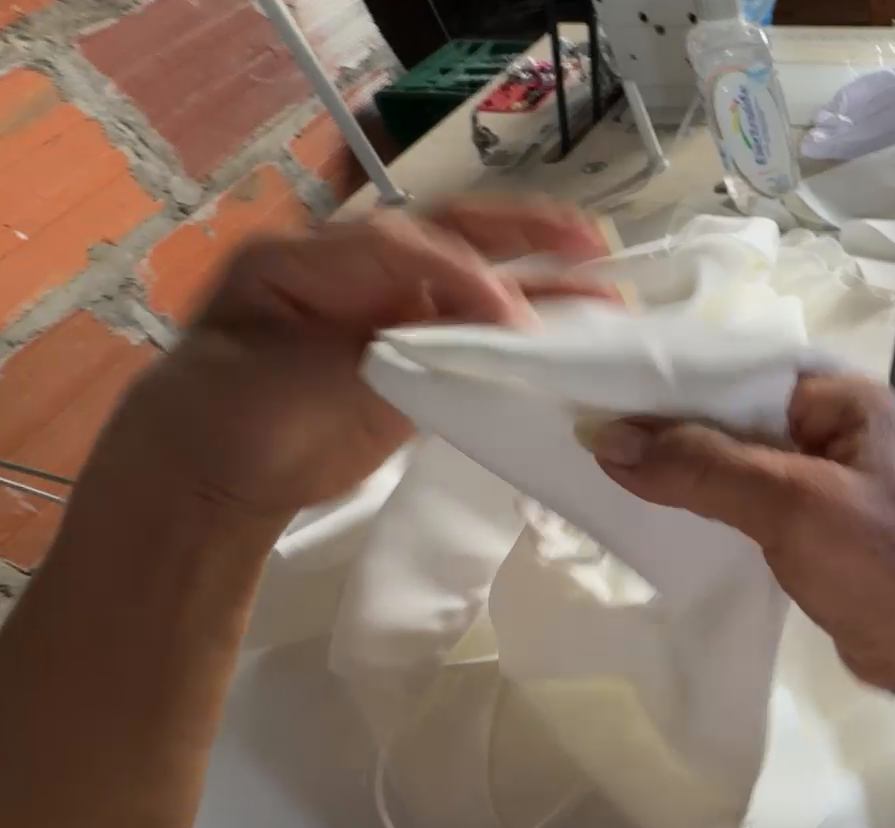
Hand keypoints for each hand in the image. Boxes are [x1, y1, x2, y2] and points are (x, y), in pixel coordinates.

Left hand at [94, 197, 611, 523]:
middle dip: (534, 236)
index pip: (417, 242)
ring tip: (615, 296)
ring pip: (494, 290)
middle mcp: (381, 276)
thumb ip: (389, 327)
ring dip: (554, 289)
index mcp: (331, 254)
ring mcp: (414, 320)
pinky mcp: (440, 364)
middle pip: (468, 239)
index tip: (515, 317)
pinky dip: (542, 341)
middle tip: (596, 243)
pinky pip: (497, 342)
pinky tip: (580, 345)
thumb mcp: (290, 350)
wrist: (227, 473)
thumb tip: (496, 325)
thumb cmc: (242, 406)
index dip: (468, 272)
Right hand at [592, 374, 894, 702]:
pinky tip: (661, 502)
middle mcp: (840, 425)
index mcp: (848, 399)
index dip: (672, 381)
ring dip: (686, 464)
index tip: (596, 389)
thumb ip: (702, 467)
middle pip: (738, 412)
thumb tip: (604, 436)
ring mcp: (830, 474)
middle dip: (672, 425)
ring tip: (608, 462)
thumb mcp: (791, 507)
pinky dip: (710, 497)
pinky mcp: (818, 518)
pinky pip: (751, 494)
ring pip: (741, 456)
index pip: (743, 370)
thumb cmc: (878, 570)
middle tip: (588, 428)